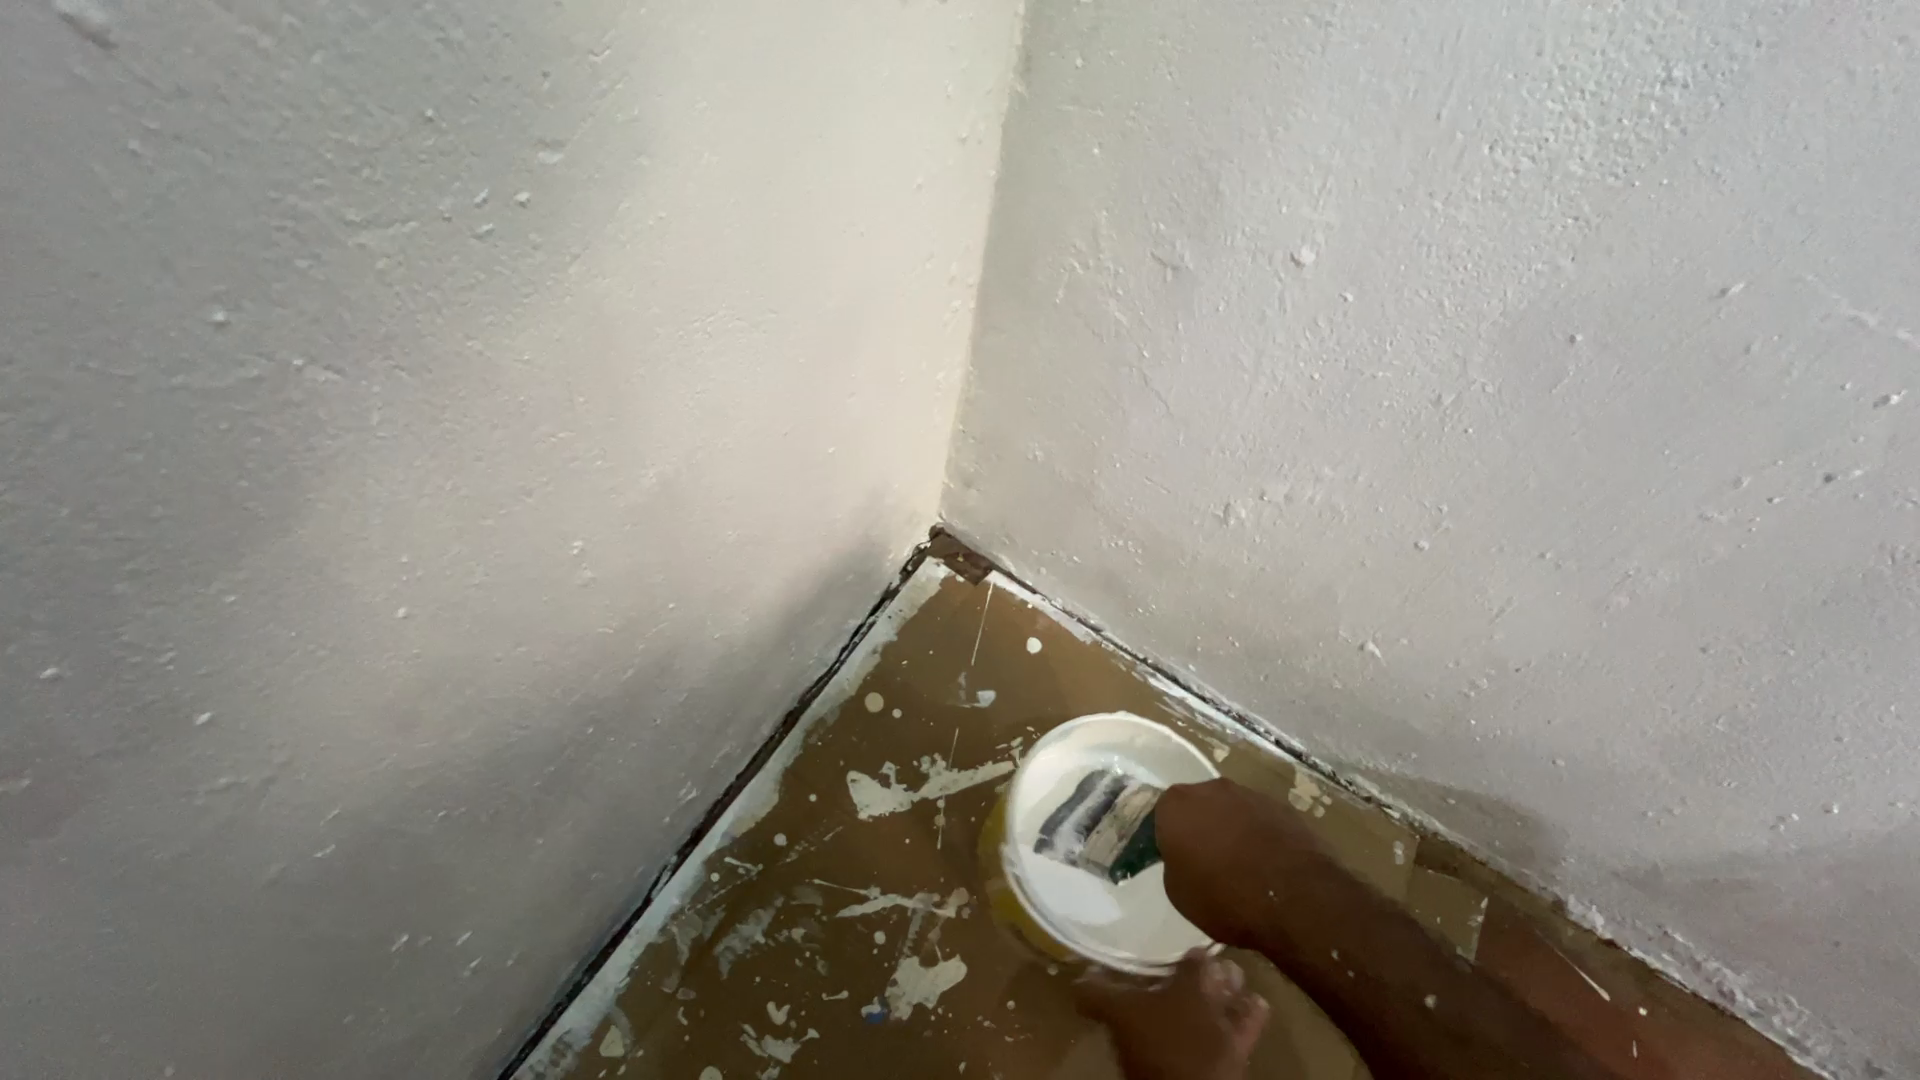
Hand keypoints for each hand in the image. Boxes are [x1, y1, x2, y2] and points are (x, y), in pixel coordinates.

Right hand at [1074, 950, 1269, 1079]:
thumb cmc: (1154, 1048)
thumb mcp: (1117, 1015)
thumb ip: (1099, 991)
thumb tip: (1080, 978)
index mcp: (1195, 981)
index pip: (1199, 955)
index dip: (1190, 954)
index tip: (1179, 956)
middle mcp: (1222, 1002)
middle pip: (1232, 976)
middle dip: (1223, 973)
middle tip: (1204, 977)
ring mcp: (1237, 1035)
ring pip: (1250, 1008)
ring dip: (1242, 1003)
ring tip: (1223, 1007)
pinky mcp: (1242, 1065)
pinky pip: (1249, 1043)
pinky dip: (1239, 1038)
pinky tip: (1224, 1044)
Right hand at [1155, 778, 1326, 947]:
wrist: (1296, 899)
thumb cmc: (1224, 896)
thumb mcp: (1178, 892)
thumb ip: (1175, 864)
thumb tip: (1187, 858)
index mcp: (1176, 804)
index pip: (1163, 815)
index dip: (1170, 838)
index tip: (1179, 861)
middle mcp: (1211, 788)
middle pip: (1199, 806)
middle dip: (1202, 828)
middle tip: (1210, 863)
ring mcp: (1250, 794)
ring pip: (1233, 811)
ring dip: (1234, 831)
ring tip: (1245, 868)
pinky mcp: (1284, 807)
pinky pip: (1262, 821)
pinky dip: (1262, 837)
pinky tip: (1271, 867)